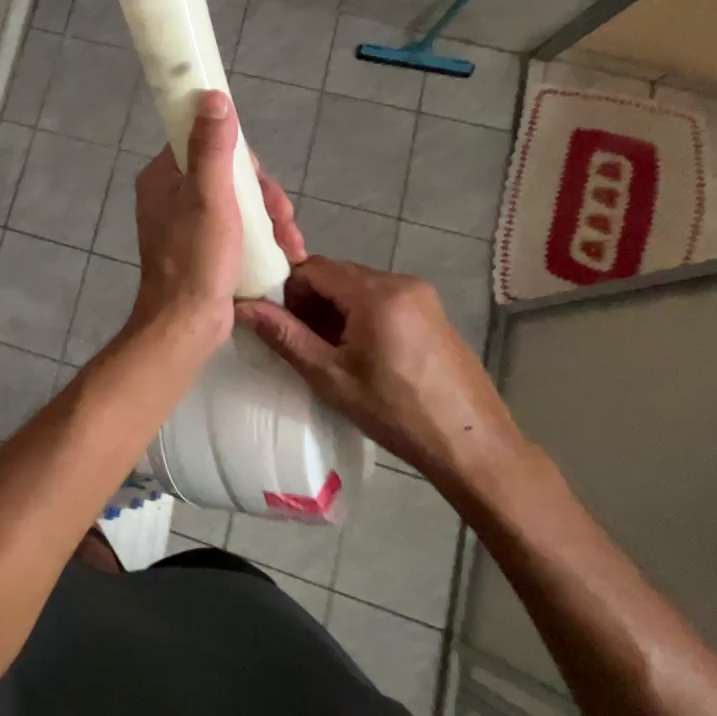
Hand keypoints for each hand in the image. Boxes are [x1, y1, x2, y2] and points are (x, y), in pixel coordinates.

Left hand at [128, 91, 303, 345]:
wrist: (187, 323)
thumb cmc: (195, 258)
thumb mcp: (208, 197)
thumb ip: (211, 148)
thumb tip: (213, 96)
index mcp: (162, 177)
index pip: (204, 143)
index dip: (237, 155)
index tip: (257, 177)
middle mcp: (169, 195)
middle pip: (227, 173)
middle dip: (263, 193)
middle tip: (283, 216)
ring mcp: (185, 222)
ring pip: (237, 201)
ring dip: (270, 217)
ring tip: (291, 241)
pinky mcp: (201, 247)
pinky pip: (236, 227)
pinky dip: (262, 235)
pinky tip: (286, 252)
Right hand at [236, 257, 525, 487]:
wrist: (474, 447)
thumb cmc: (396, 412)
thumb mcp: (329, 375)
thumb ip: (284, 335)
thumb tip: (242, 306)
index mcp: (377, 293)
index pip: (312, 268)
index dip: (287, 292)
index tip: (282, 327)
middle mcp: (402, 282)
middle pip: (335, 275)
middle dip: (310, 303)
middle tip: (301, 343)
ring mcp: (422, 297)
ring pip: (357, 288)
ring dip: (333, 311)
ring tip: (330, 354)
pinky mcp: (433, 314)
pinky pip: (381, 300)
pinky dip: (359, 317)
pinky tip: (360, 355)